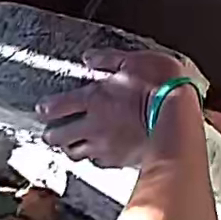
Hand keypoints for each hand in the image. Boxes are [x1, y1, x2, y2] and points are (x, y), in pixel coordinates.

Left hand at [37, 48, 203, 168]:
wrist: (176, 118)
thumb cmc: (161, 86)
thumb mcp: (137, 61)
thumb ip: (110, 59)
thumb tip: (89, 57)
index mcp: (95, 97)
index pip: (59, 105)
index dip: (48, 107)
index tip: (44, 108)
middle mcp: (92, 124)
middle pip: (58, 135)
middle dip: (52, 133)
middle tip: (52, 131)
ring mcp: (103, 145)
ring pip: (73, 152)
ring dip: (70, 148)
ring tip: (72, 145)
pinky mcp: (116, 160)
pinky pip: (97, 162)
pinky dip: (95, 157)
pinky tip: (101, 153)